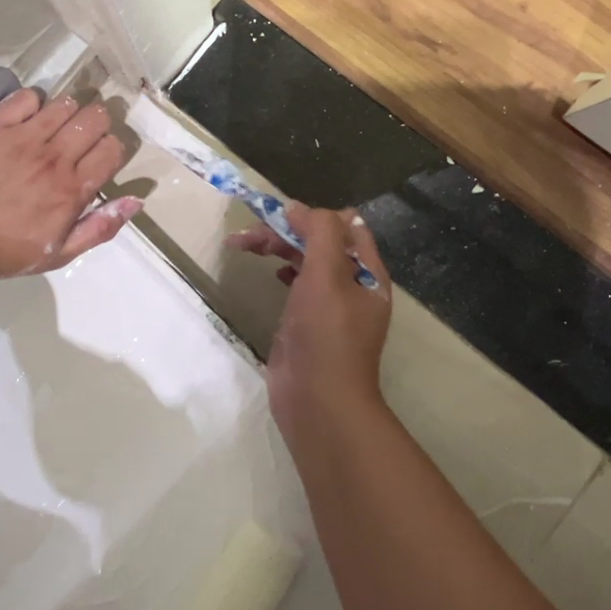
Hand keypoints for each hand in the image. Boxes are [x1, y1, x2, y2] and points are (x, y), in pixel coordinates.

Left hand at [0, 88, 141, 278]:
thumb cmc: (6, 253)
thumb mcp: (60, 254)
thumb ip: (101, 227)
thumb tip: (136, 201)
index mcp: (72, 190)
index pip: (112, 148)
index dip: (110, 150)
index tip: (98, 159)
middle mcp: (53, 158)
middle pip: (94, 117)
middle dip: (95, 124)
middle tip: (80, 138)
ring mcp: (22, 138)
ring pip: (64, 103)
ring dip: (66, 112)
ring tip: (53, 127)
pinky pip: (25, 97)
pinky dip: (32, 103)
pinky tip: (25, 120)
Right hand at [228, 205, 391, 442]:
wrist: (318, 402)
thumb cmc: (326, 336)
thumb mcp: (326, 275)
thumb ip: (318, 233)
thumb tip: (297, 207)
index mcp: (366, 272)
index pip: (345, 225)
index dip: (312, 215)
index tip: (277, 216)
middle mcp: (352, 285)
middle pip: (320, 241)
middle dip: (285, 230)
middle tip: (247, 234)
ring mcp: (330, 306)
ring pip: (305, 261)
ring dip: (278, 248)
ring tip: (244, 246)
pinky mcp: (309, 324)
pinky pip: (298, 285)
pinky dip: (281, 272)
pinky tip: (269, 275)